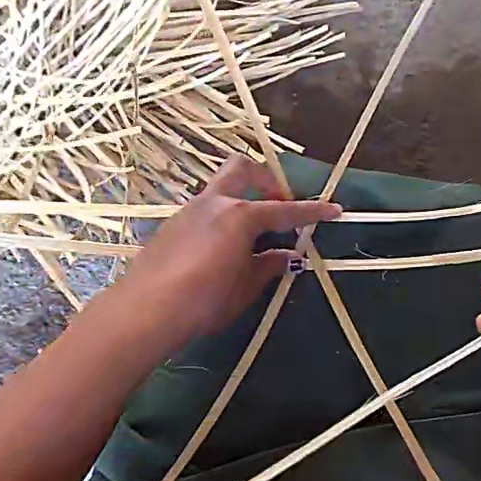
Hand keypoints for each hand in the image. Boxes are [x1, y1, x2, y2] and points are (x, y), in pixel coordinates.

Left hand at [114, 157, 339, 346]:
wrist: (146, 311)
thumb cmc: (204, 300)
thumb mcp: (246, 287)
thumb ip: (270, 266)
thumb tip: (289, 255)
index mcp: (239, 216)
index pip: (285, 211)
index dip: (312, 212)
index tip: (334, 210)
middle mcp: (214, 203)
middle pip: (243, 169)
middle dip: (266, 181)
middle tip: (279, 207)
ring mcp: (189, 211)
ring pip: (220, 190)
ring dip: (242, 201)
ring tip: (253, 236)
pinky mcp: (172, 226)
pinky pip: (206, 211)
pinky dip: (223, 219)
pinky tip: (224, 249)